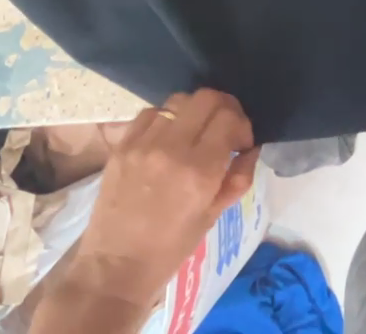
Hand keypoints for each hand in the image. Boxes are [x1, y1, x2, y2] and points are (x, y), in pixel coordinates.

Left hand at [68, 89, 259, 309]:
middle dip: (224, 108)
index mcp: (199, 172)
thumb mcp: (214, 216)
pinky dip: (167, 118)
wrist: (115, 268)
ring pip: (181, 99)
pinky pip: (152, 112)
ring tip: (195, 133)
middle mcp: (172, 149)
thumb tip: (250, 148)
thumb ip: (239, 177)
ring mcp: (143, 144)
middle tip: (224, 129)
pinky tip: (167, 137)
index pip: (231, 119)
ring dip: (195, 111)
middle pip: (208, 97)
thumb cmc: (170, 249)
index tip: (240, 143)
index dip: (243, 126)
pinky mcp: (122, 145)